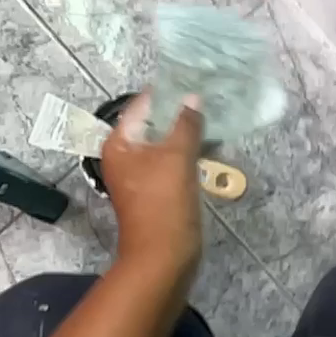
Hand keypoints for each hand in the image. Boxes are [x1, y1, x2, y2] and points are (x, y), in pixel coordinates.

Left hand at [100, 93, 204, 279]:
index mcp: (120, 143)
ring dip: (187, 133)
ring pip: (166, 143)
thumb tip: (194, 98)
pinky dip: (189, 153)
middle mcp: (125, 156)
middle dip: (180, 112)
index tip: (195, 78)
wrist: (163, 258)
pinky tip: (212, 145)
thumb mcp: (177, 158)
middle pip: (154, 123)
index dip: (168, 91)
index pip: (142, 104)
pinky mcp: (157, 190)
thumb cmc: (164, 203)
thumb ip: (186, 124)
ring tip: (215, 116)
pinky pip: (173, 162)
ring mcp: (141, 175)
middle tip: (210, 96)